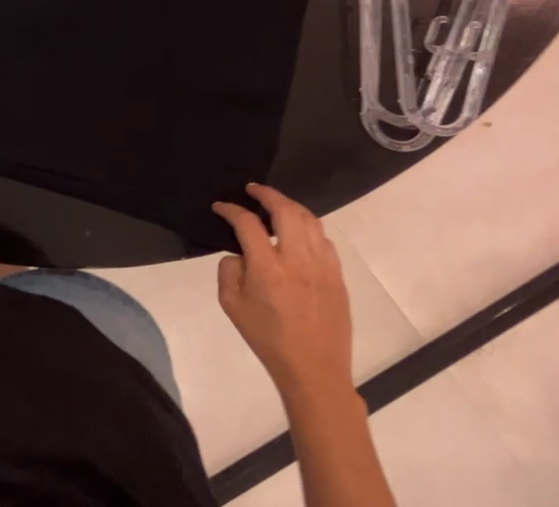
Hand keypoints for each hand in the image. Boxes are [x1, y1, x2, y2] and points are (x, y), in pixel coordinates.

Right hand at [214, 183, 353, 398]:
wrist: (314, 369)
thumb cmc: (267, 338)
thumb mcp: (231, 305)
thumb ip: (228, 271)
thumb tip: (240, 254)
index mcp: (268, 269)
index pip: (247, 224)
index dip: (231, 209)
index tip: (220, 207)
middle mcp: (298, 261)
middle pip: (286, 211)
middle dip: (267, 194)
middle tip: (252, 190)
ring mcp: (323, 268)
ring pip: (311, 222)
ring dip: (291, 207)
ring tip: (276, 205)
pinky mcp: (338, 277)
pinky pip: (325, 241)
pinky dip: (309, 228)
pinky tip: (299, 233)